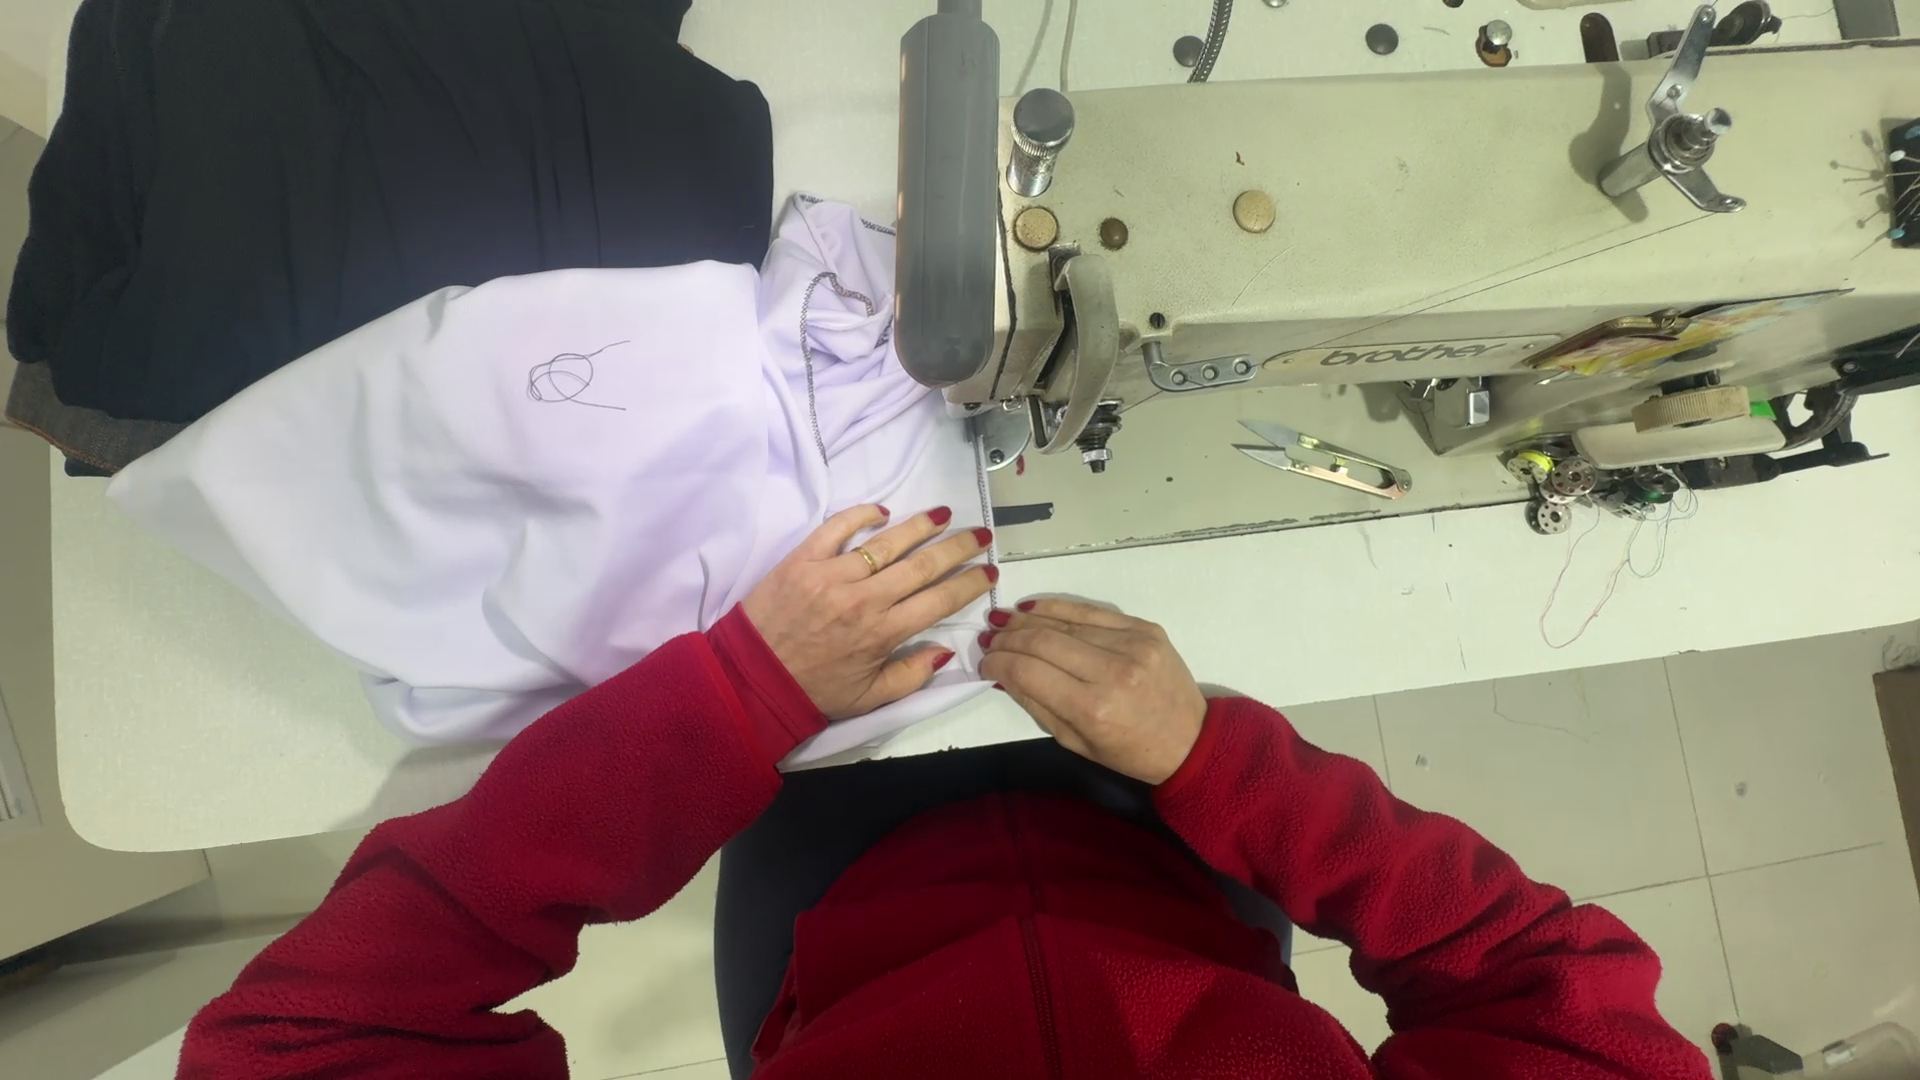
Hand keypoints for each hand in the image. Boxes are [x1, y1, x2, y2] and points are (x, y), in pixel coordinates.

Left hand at [743, 505, 994, 719]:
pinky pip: (838, 528)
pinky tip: (882, 511)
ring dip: (920, 526)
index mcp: (882, 633)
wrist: (749, 678)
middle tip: (980, 534)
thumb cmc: (812, 690)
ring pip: (887, 543)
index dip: (970, 583)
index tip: (989, 570)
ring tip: (944, 514)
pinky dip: (861, 515)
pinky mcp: (803, 559)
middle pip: (923, 565)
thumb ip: (911, 675)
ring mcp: (833, 575)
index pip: (939, 600)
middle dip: (958, 547)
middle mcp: (864, 599)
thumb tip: (945, 650)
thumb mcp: (868, 698)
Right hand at [978, 599, 1206, 784]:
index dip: (999, 661)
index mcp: (1093, 709)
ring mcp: (1133, 645)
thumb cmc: (1128, 752)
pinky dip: (1058, 607)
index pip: (1029, 671)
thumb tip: (1000, 670)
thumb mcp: (1074, 742)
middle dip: (1008, 637)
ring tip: (1002, 619)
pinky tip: (1032, 607)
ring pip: (1064, 622)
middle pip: (1043, 641)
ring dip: (1026, 619)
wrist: (1191, 740)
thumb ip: (1034, 703)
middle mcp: (1113, 672)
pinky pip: (1092, 611)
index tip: (983, 660)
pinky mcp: (1145, 628)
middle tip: (988, 637)